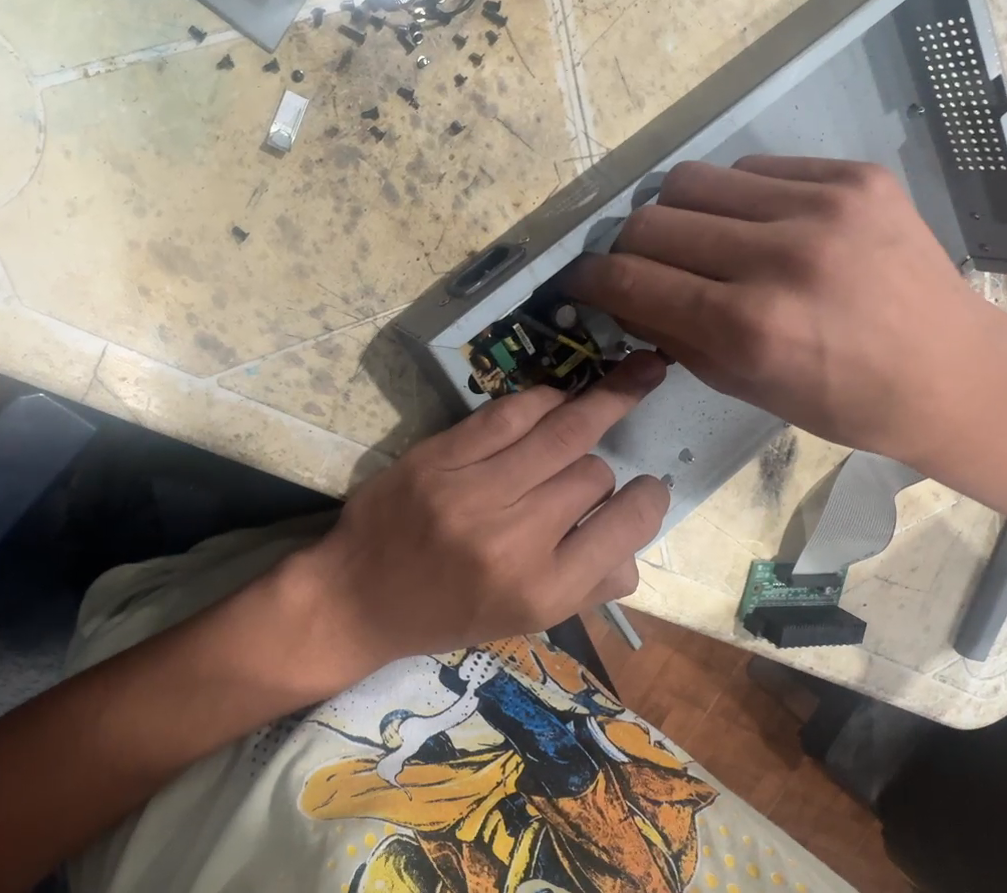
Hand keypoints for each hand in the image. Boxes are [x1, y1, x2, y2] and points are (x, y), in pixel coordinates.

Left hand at [282, 353, 671, 678]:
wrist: (356, 598)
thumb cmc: (445, 614)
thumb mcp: (521, 621)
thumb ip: (587, 587)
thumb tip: (635, 544)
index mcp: (542, 591)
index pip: (625, 526)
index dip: (649, 500)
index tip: (649, 487)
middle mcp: (513, 539)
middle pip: (592, 474)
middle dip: (603, 467)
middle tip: (596, 464)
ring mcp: (472, 492)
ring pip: (561, 434)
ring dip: (593, 410)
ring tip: (622, 384)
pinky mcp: (438, 458)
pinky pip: (508, 414)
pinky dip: (542, 401)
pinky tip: (556, 399)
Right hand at [567, 157, 1006, 466]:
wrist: (954, 375)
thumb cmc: (841, 402)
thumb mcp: (741, 385)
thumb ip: (672, 333)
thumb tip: (622, 293)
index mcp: (749, 325)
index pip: (630, 278)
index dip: (590, 278)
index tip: (581, 280)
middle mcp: (780, 256)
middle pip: (649, 220)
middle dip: (628, 247)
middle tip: (643, 267)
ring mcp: (822, 207)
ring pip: (691, 180)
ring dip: (677, 214)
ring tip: (700, 241)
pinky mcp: (854, 177)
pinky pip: (752, 169)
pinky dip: (734, 198)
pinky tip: (757, 226)